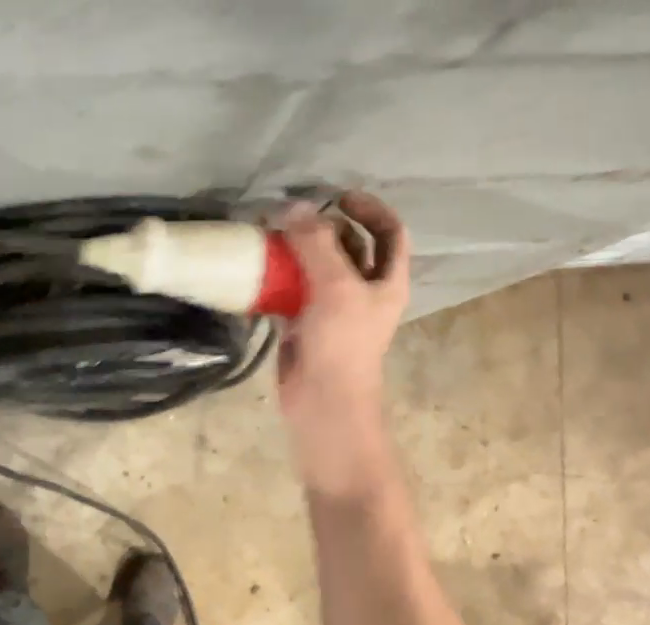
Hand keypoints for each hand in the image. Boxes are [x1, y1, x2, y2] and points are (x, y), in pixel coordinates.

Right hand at [276, 192, 410, 499]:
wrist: (323, 403)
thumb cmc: (342, 344)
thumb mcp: (335, 286)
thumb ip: (315, 243)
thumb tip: (292, 206)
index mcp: (387, 282)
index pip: (390, 232)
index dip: (370, 208)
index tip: (338, 197)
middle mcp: (364, 294)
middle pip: (349, 248)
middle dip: (323, 229)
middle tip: (293, 216)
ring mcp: (333, 313)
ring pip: (317, 271)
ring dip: (296, 253)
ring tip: (271, 236)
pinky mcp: (305, 329)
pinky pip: (292, 296)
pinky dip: (277, 282)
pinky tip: (258, 270)